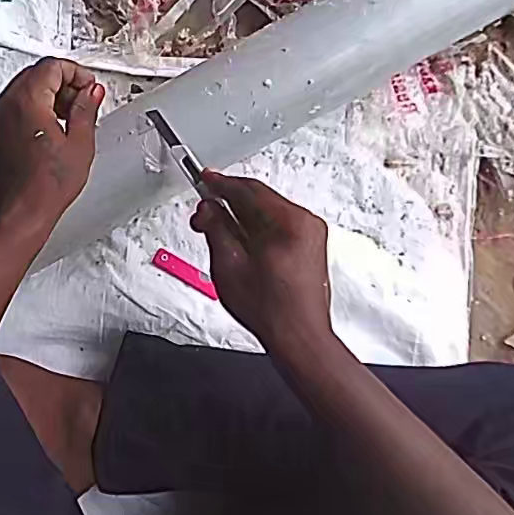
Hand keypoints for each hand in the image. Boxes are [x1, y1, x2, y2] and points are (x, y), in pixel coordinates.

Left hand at [0, 58, 102, 238]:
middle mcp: (5, 106)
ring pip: (23, 91)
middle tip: (82, 102)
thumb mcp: (80, 144)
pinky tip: (50, 133)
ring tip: (69, 120)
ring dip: (48, 97)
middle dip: (63, 84)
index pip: (52, 66)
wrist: (20, 214)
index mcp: (26, 101)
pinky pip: (12, 110)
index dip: (76, 73)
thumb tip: (91, 93)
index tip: (89, 87)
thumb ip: (86, 109)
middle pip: (36, 75)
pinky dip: (32, 112)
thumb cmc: (45, 187)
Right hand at [190, 172, 332, 355]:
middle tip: (203, 212)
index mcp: (289, 223)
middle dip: (227, 202)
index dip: (221, 184)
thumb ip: (216, 229)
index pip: (249, 190)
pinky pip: (277, 224)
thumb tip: (208, 209)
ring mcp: (310, 234)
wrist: (297, 335)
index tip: (204, 179)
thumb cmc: (271, 310)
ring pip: (267, 211)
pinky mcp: (308, 244)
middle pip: (259, 199)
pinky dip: (255, 226)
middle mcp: (305, 223)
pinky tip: (238, 239)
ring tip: (216, 230)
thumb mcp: (229, 266)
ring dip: (240, 216)